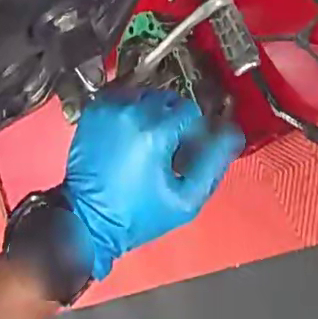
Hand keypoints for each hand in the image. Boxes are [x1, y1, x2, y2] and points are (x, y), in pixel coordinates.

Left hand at [62, 90, 244, 277]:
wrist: (85, 223)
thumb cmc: (136, 215)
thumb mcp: (185, 200)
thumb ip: (214, 163)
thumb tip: (232, 134)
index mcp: (156, 130)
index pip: (190, 111)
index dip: (192, 131)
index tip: (185, 150)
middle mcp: (133, 111)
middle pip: (168, 99)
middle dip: (173, 120)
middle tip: (166, 146)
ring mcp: (110, 108)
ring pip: (146, 95)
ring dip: (152, 112)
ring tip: (146, 140)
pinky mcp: (95, 110)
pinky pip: (123, 96)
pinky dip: (130, 109)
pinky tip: (128, 132)